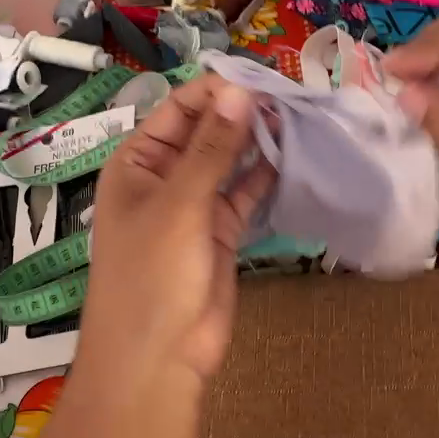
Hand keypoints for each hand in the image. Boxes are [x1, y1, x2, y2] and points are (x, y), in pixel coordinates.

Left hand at [77, 75, 272, 382]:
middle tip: (293, 95)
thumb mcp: (180, 204)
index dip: (218, 90)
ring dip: (258, 140)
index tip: (265, 77)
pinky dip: (266, 174)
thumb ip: (212, 147)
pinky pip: (245, 191)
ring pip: (230, 159)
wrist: (158, 360)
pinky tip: (294, 155)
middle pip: (207, 130)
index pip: (180, 108)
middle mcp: (165, 176)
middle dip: (243, 113)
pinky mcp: (221, 229)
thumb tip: (240, 90)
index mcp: (138, 161)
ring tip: (300, 118)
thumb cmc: (152, 275)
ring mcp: (195, 203)